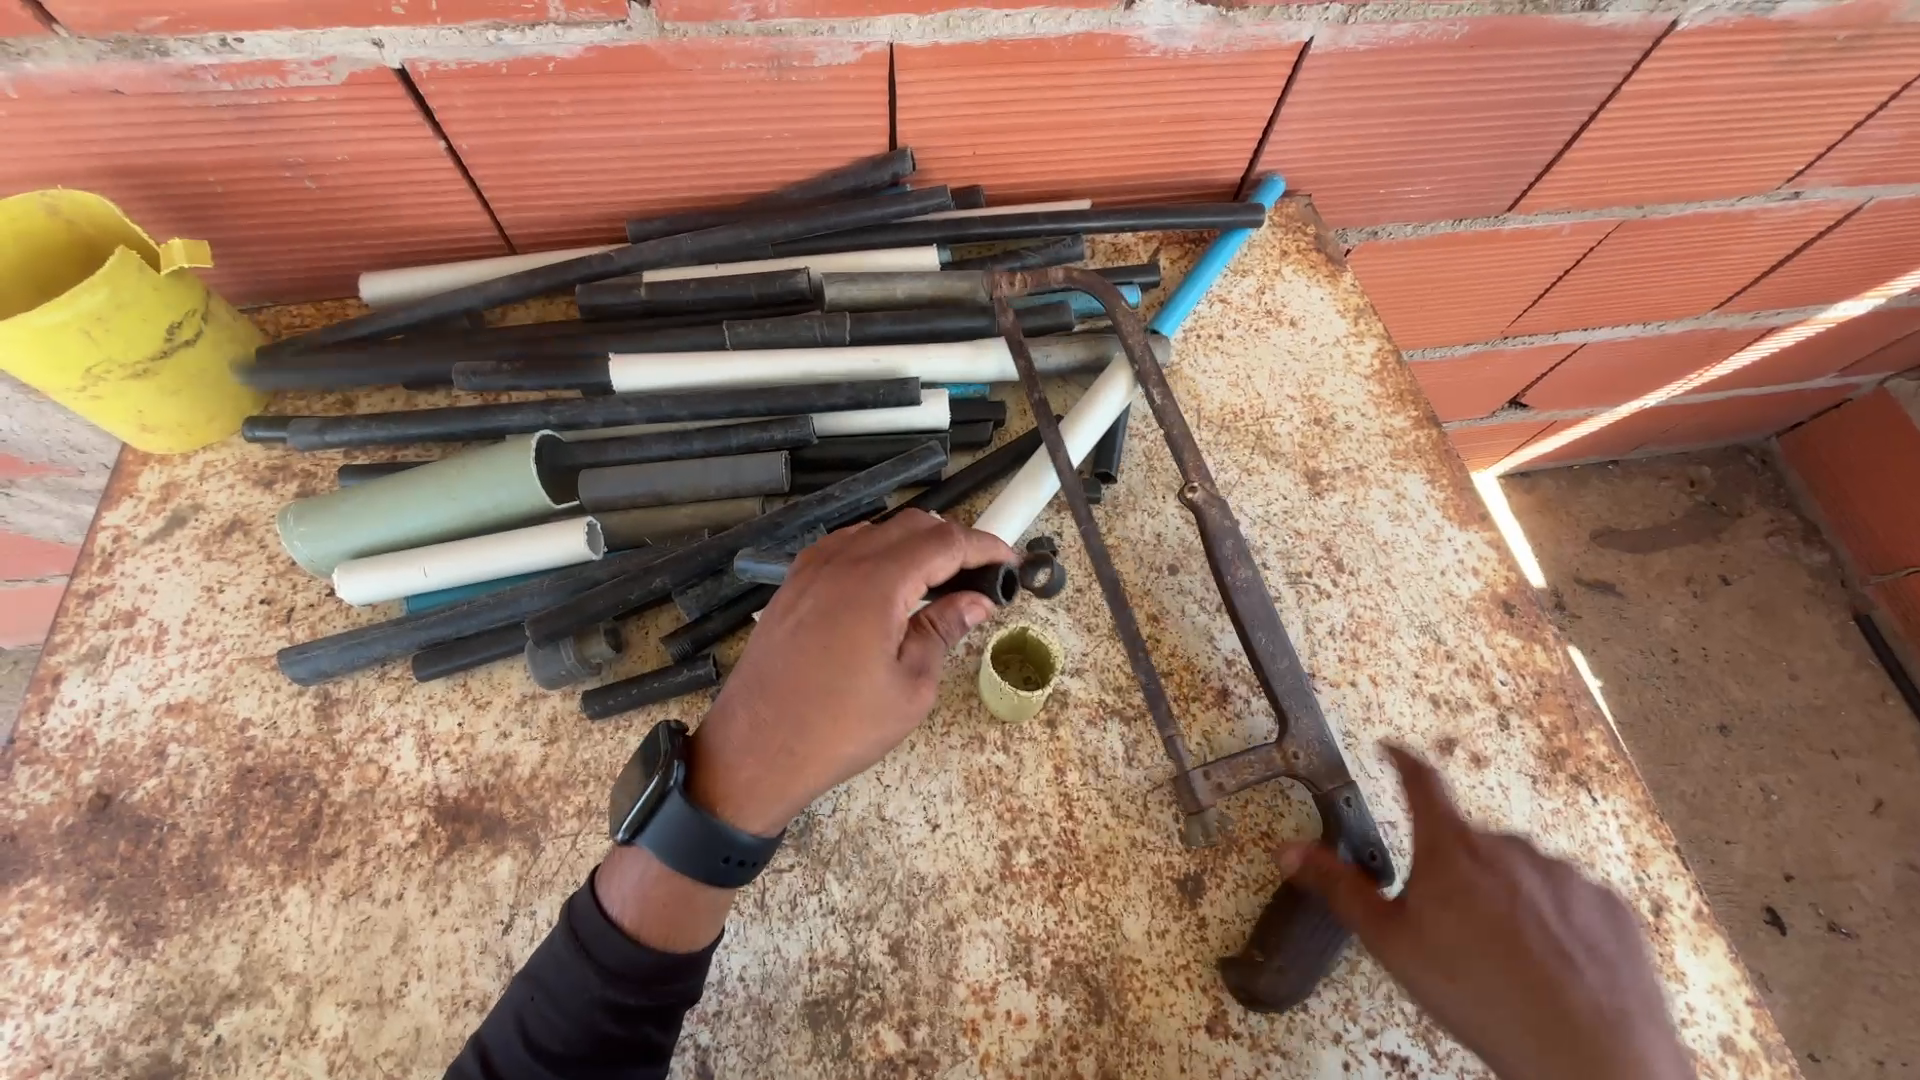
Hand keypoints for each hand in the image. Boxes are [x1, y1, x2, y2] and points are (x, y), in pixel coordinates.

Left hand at [687, 510, 1017, 835]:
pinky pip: (843, 548)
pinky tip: (887, 584)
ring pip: (875, 531)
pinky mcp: (792, 586)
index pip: (944, 542)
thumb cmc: (838, 728)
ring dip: (913, 544)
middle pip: (911, 525)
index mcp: (876, 582)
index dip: (984, 546)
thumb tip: (975, 602)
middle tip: (979, 574)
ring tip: (938, 580)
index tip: (1009, 561)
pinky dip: (876, 552)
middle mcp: (840, 562)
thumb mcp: (910, 687)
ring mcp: (810, 570)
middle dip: (953, 542)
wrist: (755, 751)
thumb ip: (943, 631)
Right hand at [1279, 747, 1693, 1079]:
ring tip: (1508, 956)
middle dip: (1457, 869)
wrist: (1590, 1058)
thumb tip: (1287, 850)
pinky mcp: (1611, 907)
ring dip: (1507, 895)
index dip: (1401, 760)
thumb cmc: (1479, 995)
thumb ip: (1338, 887)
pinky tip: (1554, 964)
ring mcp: (1566, 875)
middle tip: (1452, 923)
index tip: (1391, 750)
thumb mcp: (1390, 943)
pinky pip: (1570, 899)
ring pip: (1520, 872)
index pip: (1420, 782)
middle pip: (1469, 842)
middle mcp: (1509, 846)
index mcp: (1451, 848)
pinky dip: (1556, 919)